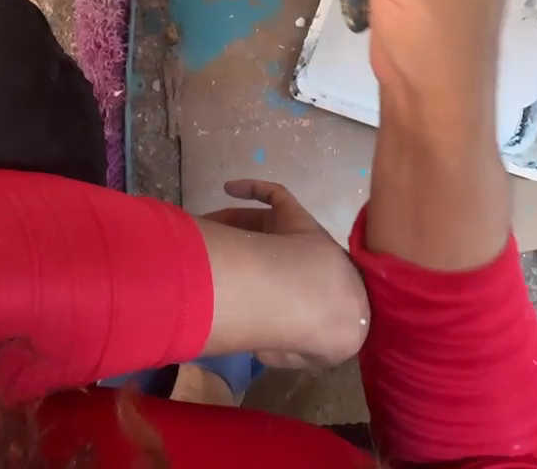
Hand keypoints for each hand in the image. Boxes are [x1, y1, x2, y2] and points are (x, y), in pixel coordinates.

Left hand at [196, 180, 366, 367]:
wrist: (328, 305)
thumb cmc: (305, 327)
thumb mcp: (285, 349)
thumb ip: (272, 345)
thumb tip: (258, 345)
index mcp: (294, 293)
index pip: (266, 280)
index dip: (244, 279)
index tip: (219, 280)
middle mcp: (298, 261)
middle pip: (262, 247)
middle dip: (236, 247)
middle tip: (207, 247)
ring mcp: (298, 238)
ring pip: (264, 223)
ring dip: (237, 222)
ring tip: (207, 223)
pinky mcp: (297, 215)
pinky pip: (276, 194)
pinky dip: (255, 187)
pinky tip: (229, 188)